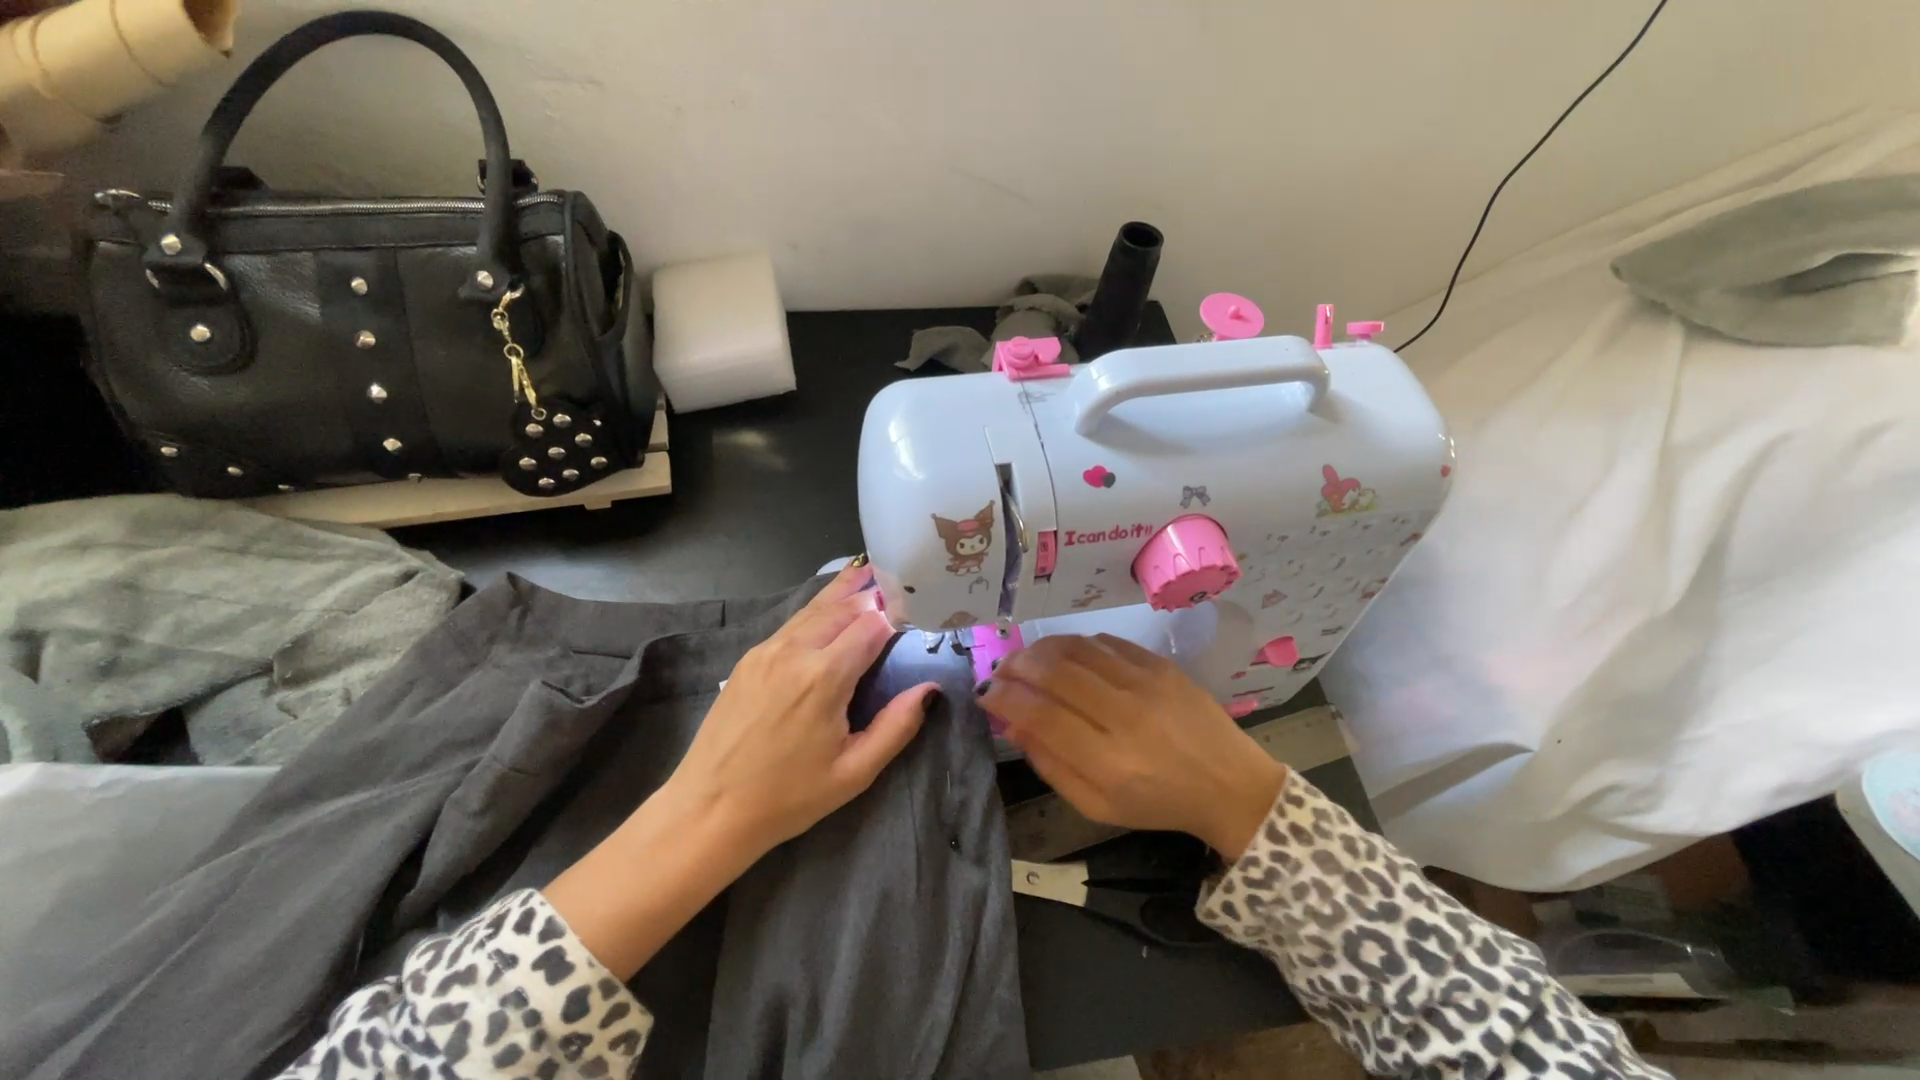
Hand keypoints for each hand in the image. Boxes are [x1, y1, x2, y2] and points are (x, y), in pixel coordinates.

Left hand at [667, 559, 940, 856]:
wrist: (709, 809)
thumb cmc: (788, 797)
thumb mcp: (854, 772)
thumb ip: (897, 726)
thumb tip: (930, 689)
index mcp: (825, 676)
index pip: (872, 625)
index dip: (897, 617)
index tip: (918, 613)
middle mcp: (795, 651)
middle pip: (843, 607)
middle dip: (872, 595)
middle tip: (899, 582)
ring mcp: (766, 651)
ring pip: (813, 608)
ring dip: (844, 593)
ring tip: (869, 572)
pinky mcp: (749, 659)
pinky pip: (792, 623)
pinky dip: (817, 609)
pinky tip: (828, 607)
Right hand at [981, 634, 1285, 857]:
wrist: (1229, 785)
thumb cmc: (1156, 803)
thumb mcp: (1096, 805)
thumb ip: (1050, 765)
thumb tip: (1013, 724)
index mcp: (1107, 761)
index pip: (1039, 714)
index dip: (1003, 697)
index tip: (985, 693)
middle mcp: (1125, 715)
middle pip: (1053, 672)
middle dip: (1015, 666)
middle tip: (1000, 671)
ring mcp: (1146, 684)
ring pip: (1076, 649)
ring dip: (1040, 649)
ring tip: (1025, 659)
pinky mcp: (1161, 665)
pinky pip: (1105, 643)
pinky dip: (1075, 645)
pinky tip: (1064, 657)